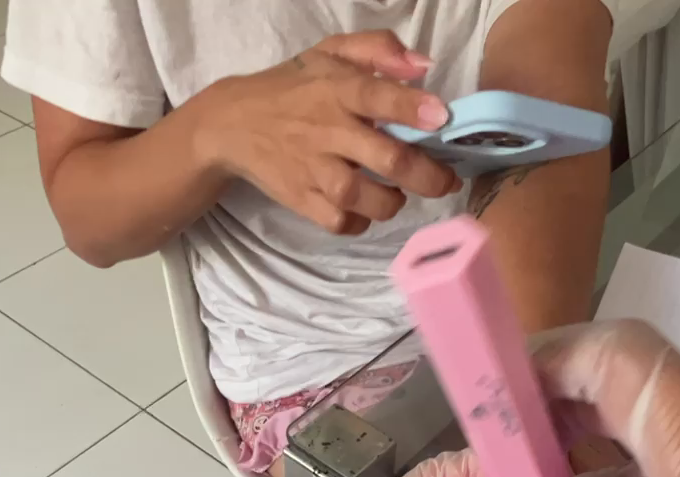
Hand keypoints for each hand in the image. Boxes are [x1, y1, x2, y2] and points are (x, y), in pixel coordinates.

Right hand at [191, 32, 460, 234]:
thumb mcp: (330, 53)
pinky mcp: (301, 200)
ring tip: (398, 195)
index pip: (377, 96)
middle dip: (426, 174)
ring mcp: (313, 169)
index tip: (442, 118)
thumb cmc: (293, 88)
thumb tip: (423, 68)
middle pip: (386, 158)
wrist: (233, 125)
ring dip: (391, 202)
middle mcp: (327, 130)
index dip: (412, 108)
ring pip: (364, 197)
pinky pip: (339, 221)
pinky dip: (359, 222)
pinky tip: (365, 210)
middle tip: (446, 181)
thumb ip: (378, 50)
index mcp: (336, 89)